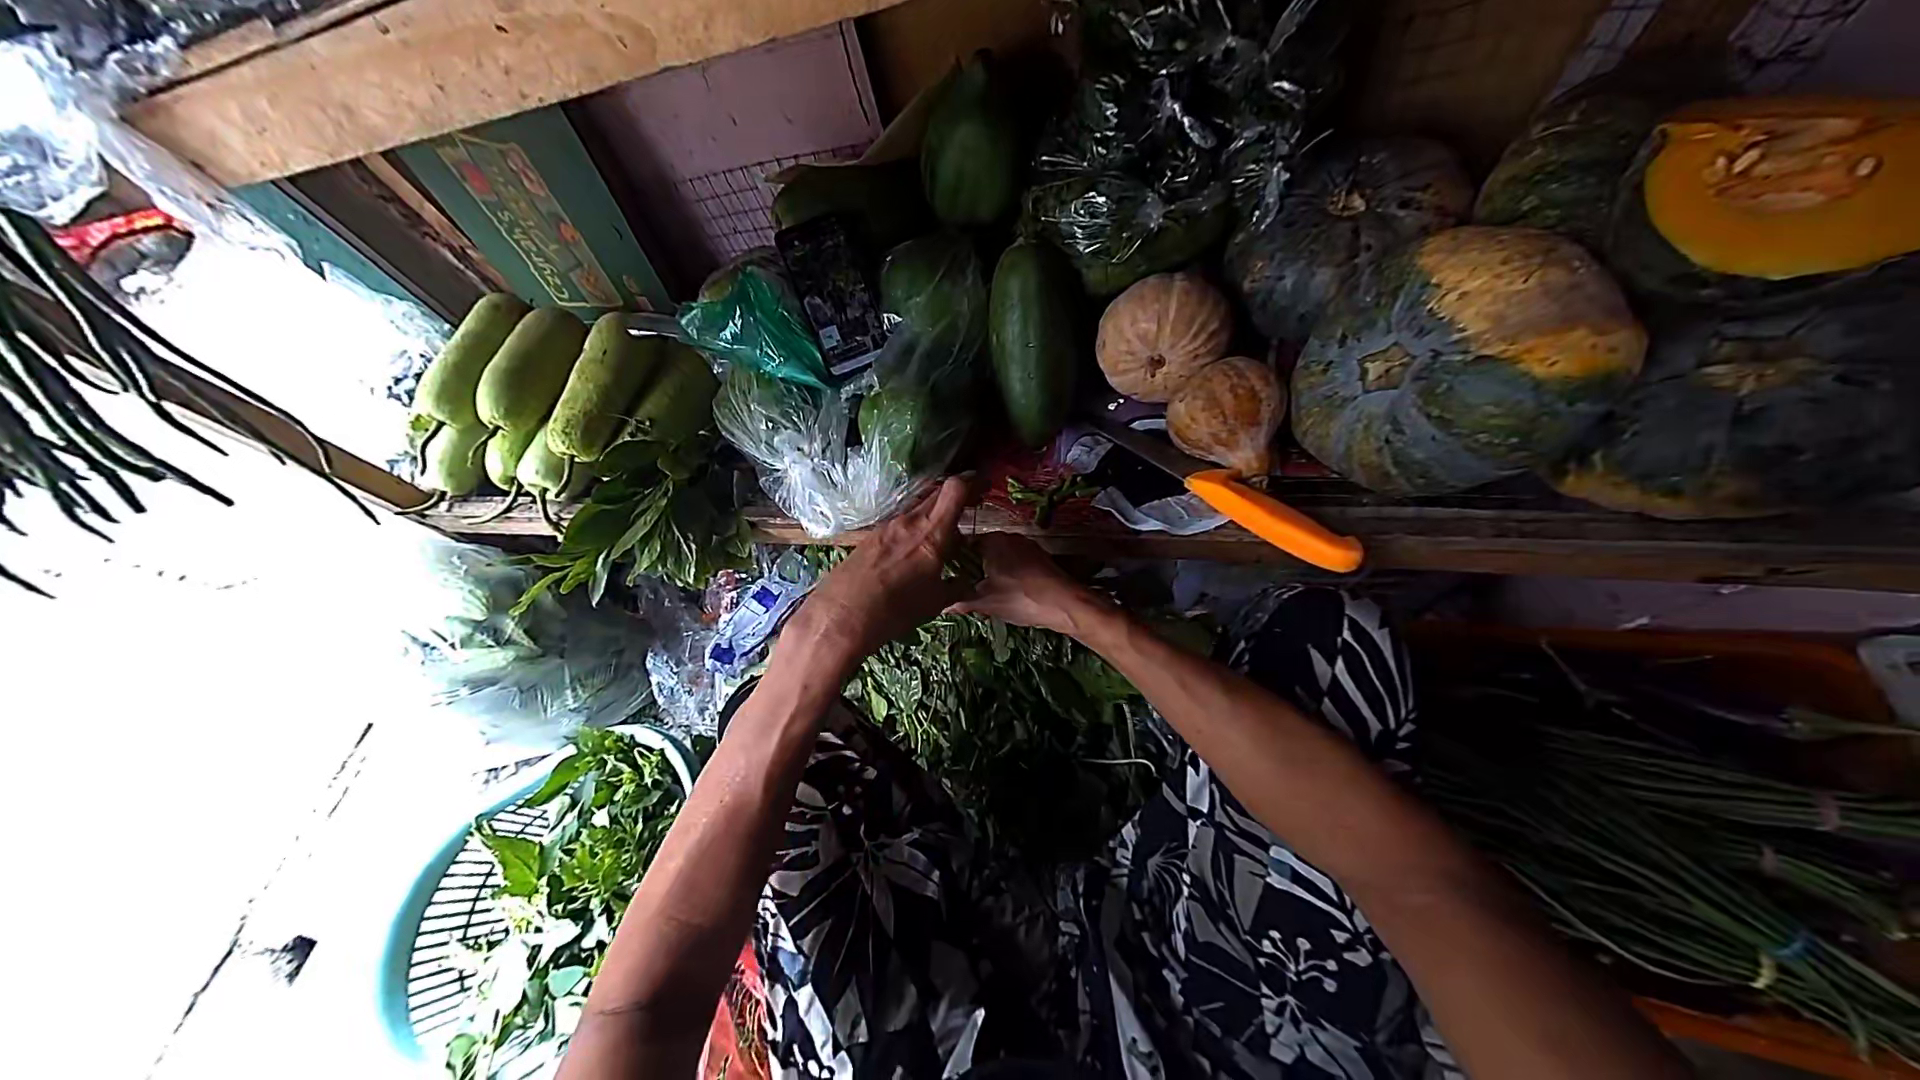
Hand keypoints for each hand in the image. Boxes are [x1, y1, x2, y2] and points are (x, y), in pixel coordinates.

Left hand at [780, 476, 974, 677]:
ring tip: (943, 538)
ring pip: (918, 511)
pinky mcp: (870, 537)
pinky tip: (914, 552)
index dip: (972, 481)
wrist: (840, 617)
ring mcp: (887, 527)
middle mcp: (909, 521)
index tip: (984, 486)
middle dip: (956, 497)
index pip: (955, 488)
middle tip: (971, 507)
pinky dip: (913, 530)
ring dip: (933, 516)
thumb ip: (956, 588)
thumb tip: (968, 583)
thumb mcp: (934, 603)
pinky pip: (900, 525)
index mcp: (932, 533)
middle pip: (937, 494)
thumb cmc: (895, 611)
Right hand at [945, 534, 1106, 637]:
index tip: (949, 578)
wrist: (1066, 604)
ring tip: (986, 595)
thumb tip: (943, 605)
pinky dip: (1009, 576)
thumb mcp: (985, 603)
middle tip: (966, 590)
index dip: (954, 562)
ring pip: (1001, 559)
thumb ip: (961, 601)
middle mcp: (1010, 537)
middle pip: (983, 551)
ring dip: (993, 574)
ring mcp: (1028, 546)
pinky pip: (1017, 564)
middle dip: (974, 570)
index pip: (964, 544)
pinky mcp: (1041, 558)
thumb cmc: (1020, 598)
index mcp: (993, 541)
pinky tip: (1008, 594)